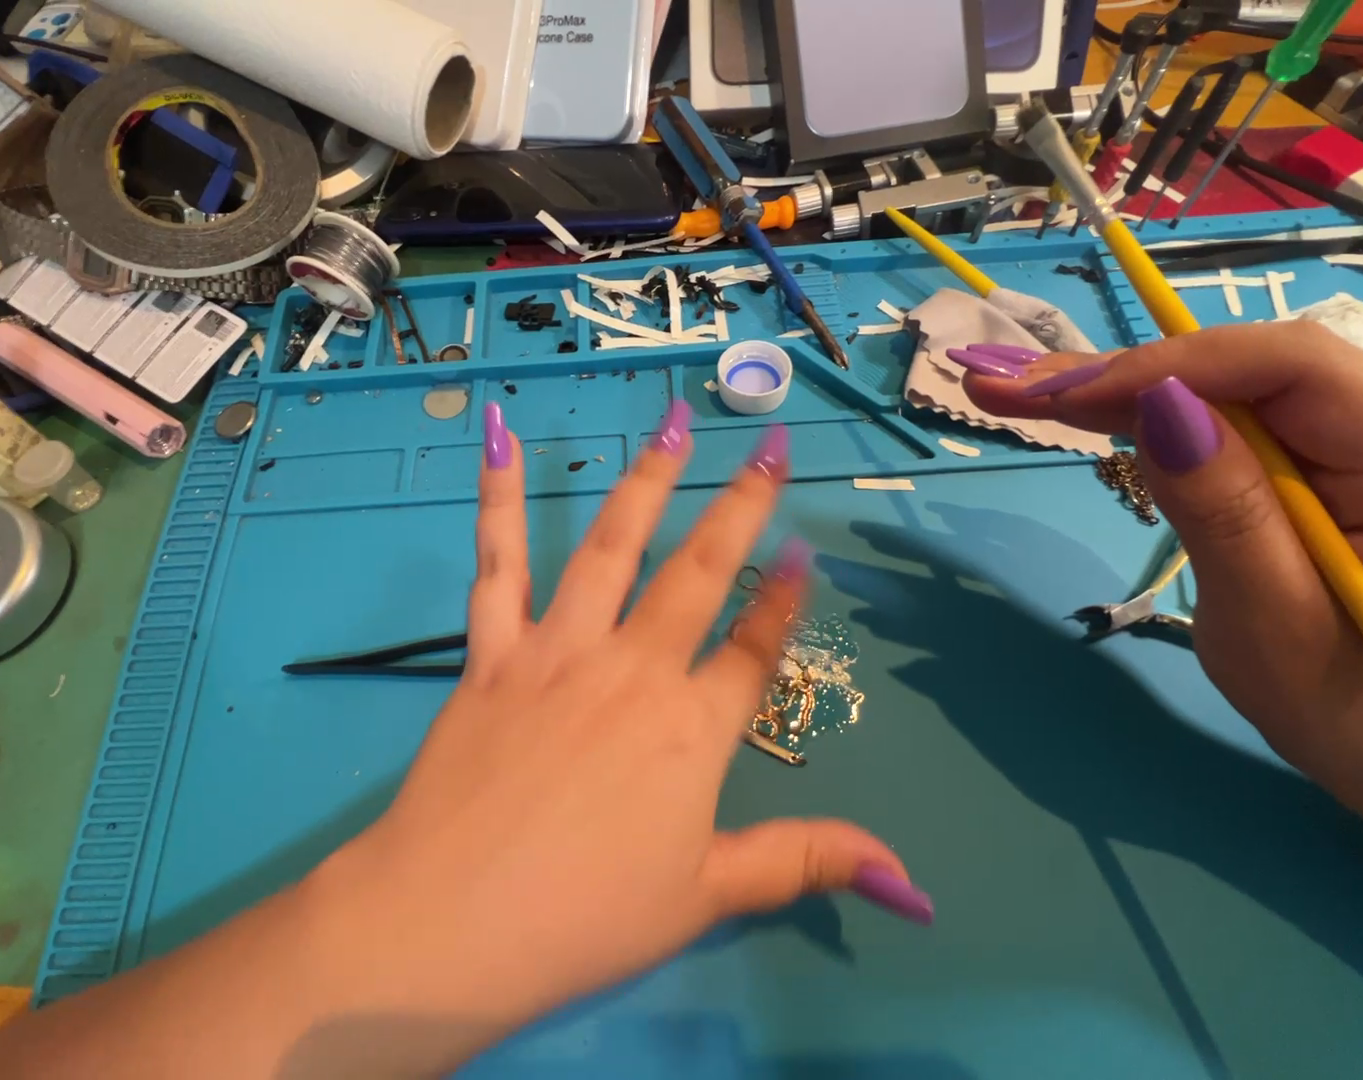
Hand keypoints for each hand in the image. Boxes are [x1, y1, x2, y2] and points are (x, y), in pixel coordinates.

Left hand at [298, 403, 928, 1053]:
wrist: (451, 923)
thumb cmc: (586, 916)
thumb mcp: (708, 896)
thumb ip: (804, 862)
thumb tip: (912, 880)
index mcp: (692, 728)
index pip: (755, 648)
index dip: (785, 598)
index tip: (805, 546)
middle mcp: (634, 668)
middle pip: (699, 574)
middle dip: (741, 508)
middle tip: (768, 450)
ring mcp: (560, 651)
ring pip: (611, 548)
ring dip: (647, 481)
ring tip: (674, 423)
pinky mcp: (493, 653)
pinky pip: (498, 566)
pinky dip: (498, 502)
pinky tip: (503, 442)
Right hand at [954, 323, 1362, 786]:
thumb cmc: (1336, 697)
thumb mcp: (1270, 618)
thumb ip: (1224, 510)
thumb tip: (1161, 411)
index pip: (1296, 367)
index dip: (1177, 365)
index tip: (1071, 395)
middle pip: (1245, 366)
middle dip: (1124, 369)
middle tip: (1009, 384)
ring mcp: (1335, 448)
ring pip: (1217, 386)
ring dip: (1114, 386)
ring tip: (1014, 390)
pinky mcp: (1292, 467)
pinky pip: (1210, 421)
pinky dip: (1134, 415)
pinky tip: (1074, 409)